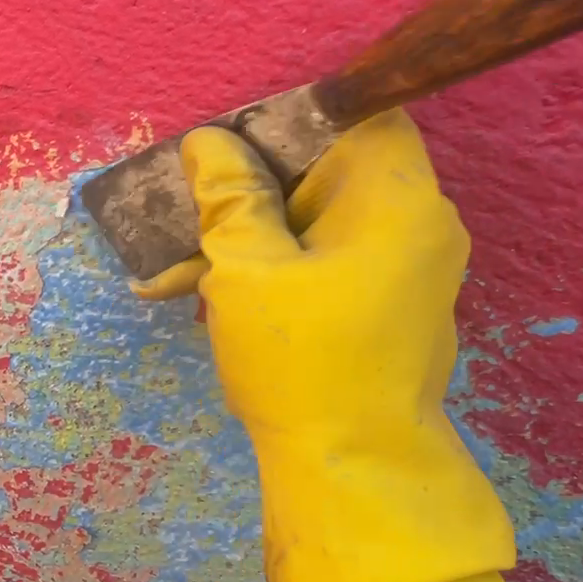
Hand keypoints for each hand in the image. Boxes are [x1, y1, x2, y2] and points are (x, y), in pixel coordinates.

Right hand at [130, 110, 560, 581]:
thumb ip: (228, 199)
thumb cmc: (299, 357)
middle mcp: (411, 226)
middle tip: (182, 208)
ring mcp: (396, 269)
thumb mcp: (245, 271)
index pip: (359, 119)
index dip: (289, 121)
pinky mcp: (375, 304)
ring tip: (171, 268)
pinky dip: (262, 269)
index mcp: (396, 204)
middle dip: (246, 189)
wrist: (348, 462)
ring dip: (241, 237)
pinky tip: (200, 295)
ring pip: (308, 222)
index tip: (222, 148)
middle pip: (325, 172)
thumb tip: (207, 141)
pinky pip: (314, 262)